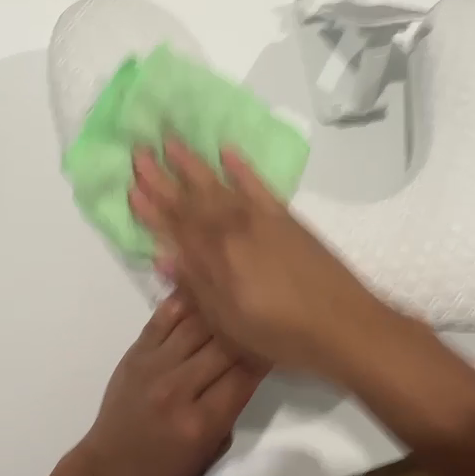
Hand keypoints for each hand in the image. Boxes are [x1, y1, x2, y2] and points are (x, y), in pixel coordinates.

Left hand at [43, 296, 265, 475]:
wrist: (112, 468)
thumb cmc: (168, 470)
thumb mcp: (211, 452)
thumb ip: (231, 408)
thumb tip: (249, 364)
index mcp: (200, 422)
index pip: (244, 375)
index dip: (265, 352)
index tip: (278, 336)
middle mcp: (177, 388)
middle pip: (223, 345)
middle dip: (247, 328)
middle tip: (262, 313)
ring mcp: (153, 365)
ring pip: (195, 324)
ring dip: (219, 310)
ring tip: (237, 296)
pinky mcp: (136, 351)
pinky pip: (164, 316)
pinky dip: (185, 302)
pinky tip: (202, 289)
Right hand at [131, 139, 399, 379]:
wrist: (343, 325)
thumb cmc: (281, 334)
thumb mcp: (229, 321)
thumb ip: (195, 284)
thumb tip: (161, 256)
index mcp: (215, 257)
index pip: (174, 226)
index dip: (150, 207)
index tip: (130, 185)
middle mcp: (232, 229)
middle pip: (190, 199)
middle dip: (162, 176)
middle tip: (139, 150)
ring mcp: (259, 218)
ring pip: (217, 184)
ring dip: (192, 163)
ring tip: (171, 141)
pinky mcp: (284, 216)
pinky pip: (256, 183)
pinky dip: (240, 166)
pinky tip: (225, 151)